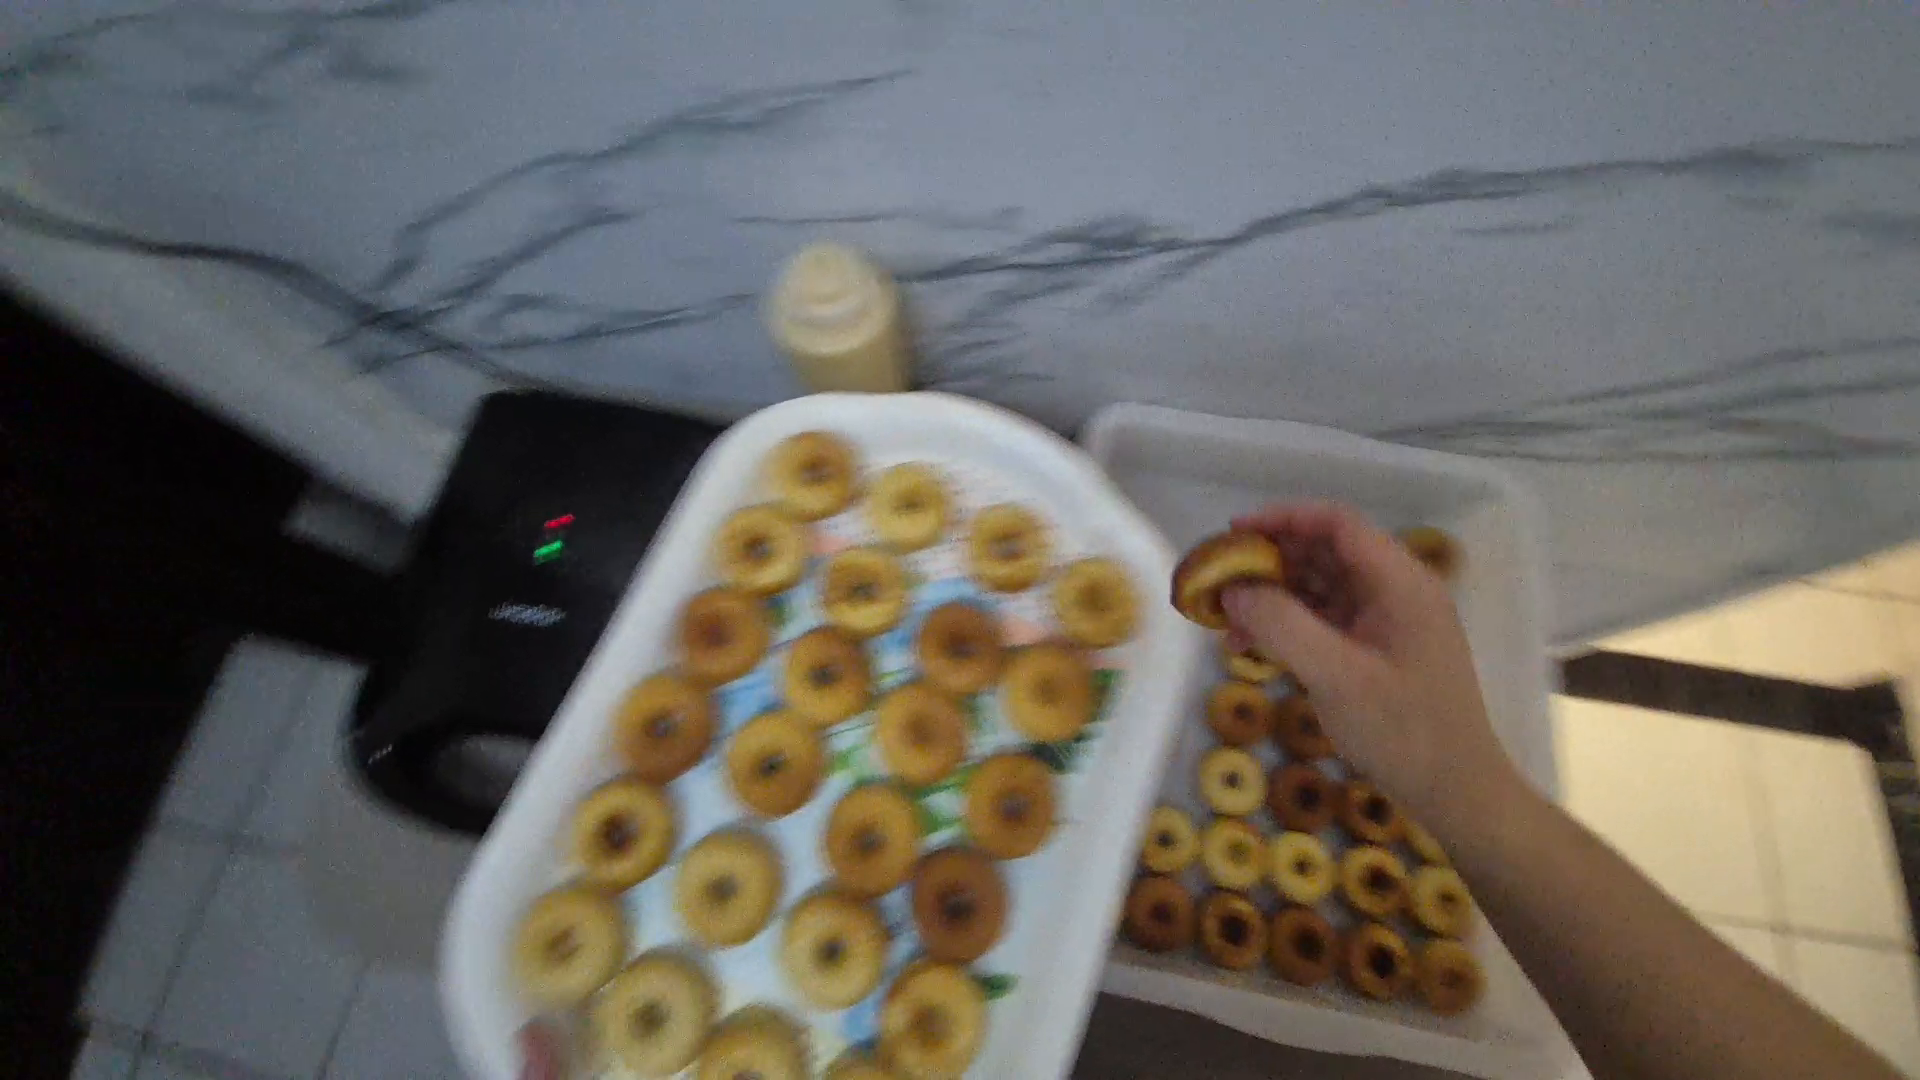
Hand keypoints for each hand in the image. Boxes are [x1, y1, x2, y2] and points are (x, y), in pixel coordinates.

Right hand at [1220, 501, 1517, 824]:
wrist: (1456, 794)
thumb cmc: (1403, 731)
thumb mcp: (1335, 676)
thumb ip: (1281, 625)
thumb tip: (1232, 590)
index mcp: (1400, 584)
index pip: (1338, 524)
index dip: (1284, 519)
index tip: (1234, 533)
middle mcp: (1394, 591)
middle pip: (1323, 552)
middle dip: (1269, 560)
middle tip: (1220, 578)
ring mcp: (1384, 620)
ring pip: (1317, 585)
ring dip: (1270, 594)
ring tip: (1225, 616)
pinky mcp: (1372, 647)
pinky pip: (1321, 618)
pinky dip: (1284, 623)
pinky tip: (1248, 644)